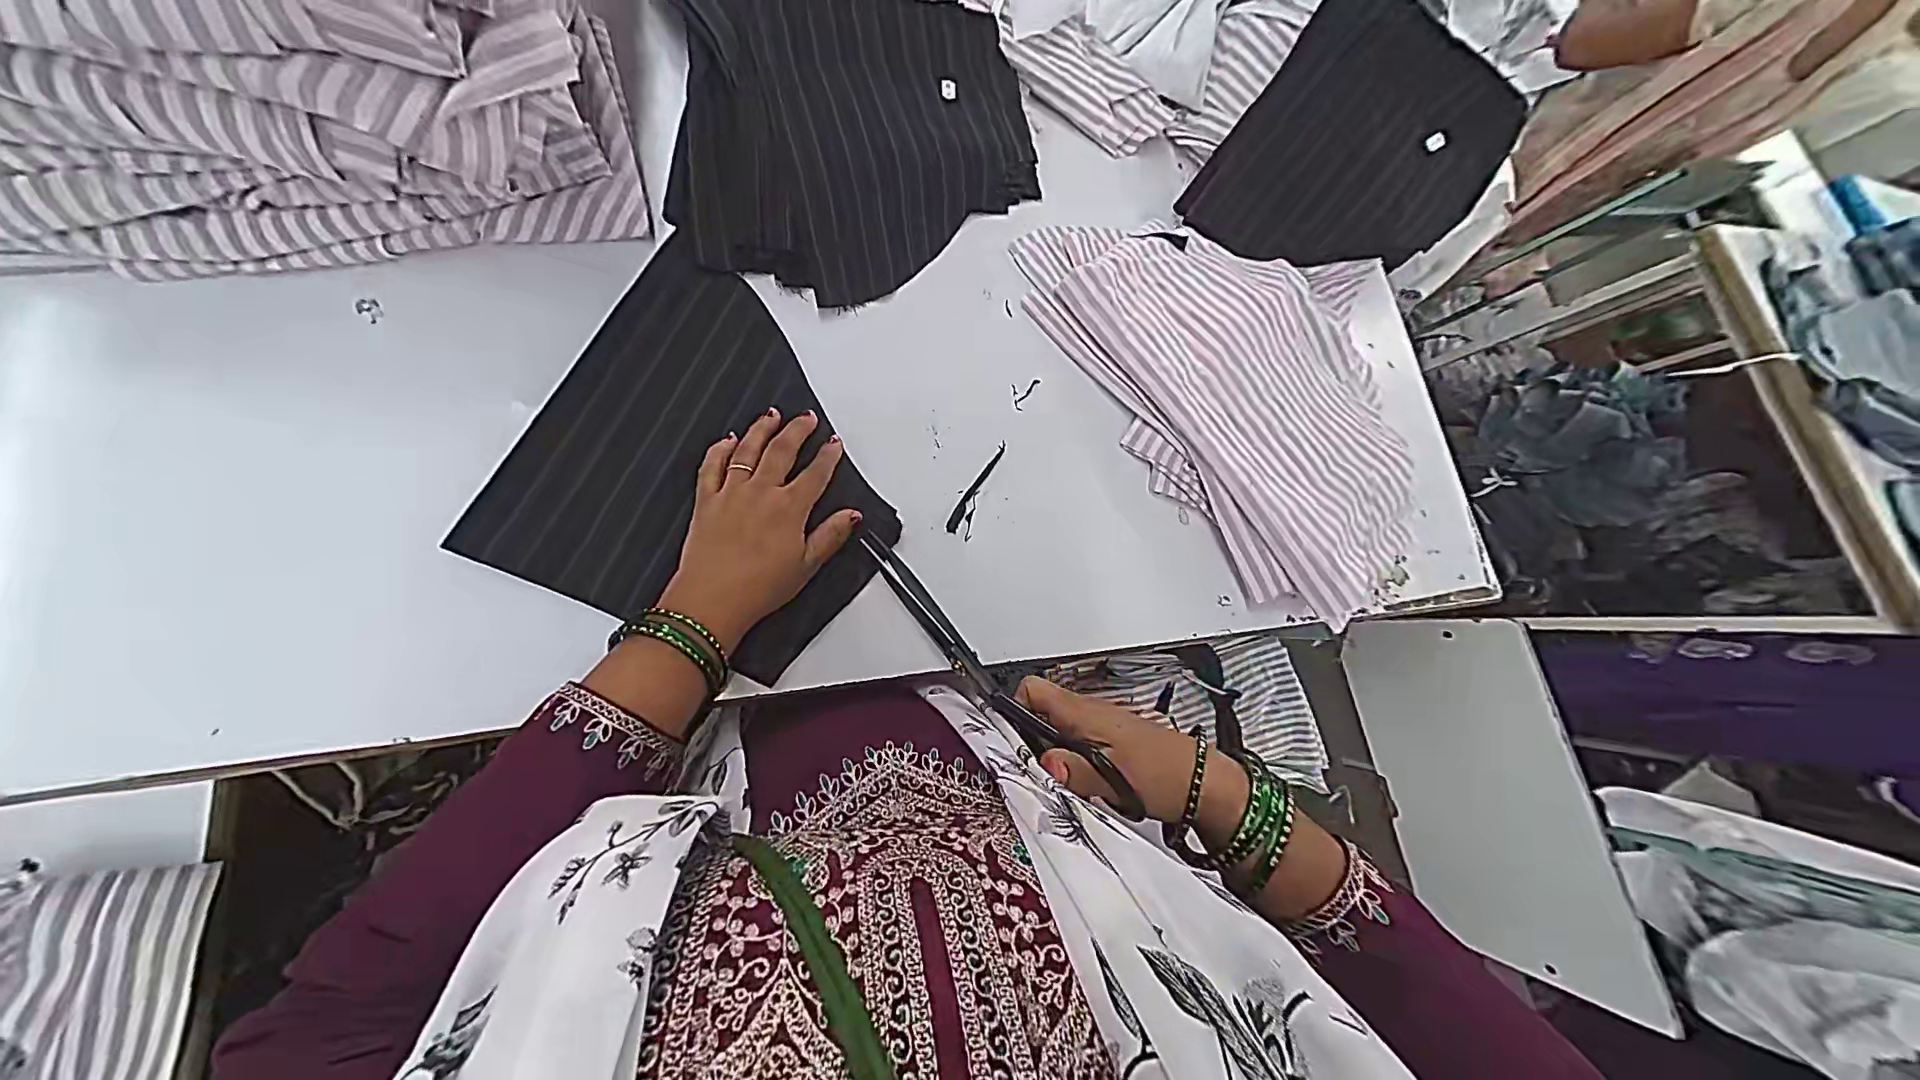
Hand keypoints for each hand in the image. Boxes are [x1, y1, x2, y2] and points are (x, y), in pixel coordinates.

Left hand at [658, 409, 861, 652]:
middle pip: (782, 449)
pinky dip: (720, 449)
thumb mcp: (807, 565)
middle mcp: (760, 493)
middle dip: (798, 430)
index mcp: (789, 509)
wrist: (712, 600)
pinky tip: (727, 440)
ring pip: (748, 449)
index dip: (828, 455)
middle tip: (807, 418)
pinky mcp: (706, 501)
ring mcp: (731, 493)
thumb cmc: (757, 588)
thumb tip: (851, 516)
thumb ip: (830, 535)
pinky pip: (712, 465)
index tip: (834, 444)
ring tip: (772, 415)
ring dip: (762, 428)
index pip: (815, 473)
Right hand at [1018, 675, 1346, 920]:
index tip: (1003, 738)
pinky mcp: (1105, 745)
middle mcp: (1086, 715)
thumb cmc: (1167, 773)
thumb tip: (1044, 764)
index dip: (1012, 709)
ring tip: (1056, 782)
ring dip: (1047, 756)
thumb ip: (1076, 772)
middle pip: (1036, 714)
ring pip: (1052, 733)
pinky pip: (1071, 746)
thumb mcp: (1116, 779)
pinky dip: (1066, 764)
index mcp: (1084, 713)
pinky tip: (1077, 786)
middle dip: (1027, 742)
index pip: (1031, 690)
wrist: (1204, 783)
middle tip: (1030, 771)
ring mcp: (1095, 729)